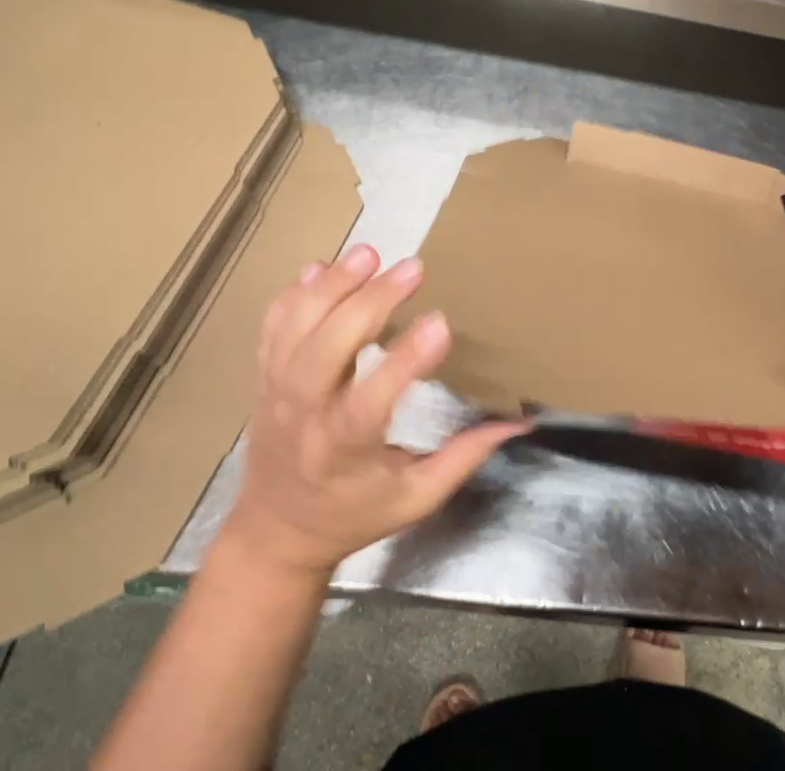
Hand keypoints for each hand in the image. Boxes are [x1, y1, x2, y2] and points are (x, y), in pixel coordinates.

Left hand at [220, 243, 529, 577]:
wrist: (276, 530)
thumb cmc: (354, 514)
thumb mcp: (416, 499)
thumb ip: (464, 457)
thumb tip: (519, 422)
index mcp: (344, 450)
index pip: (370, 401)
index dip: (405, 360)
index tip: (441, 323)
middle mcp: (303, 415)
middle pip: (324, 350)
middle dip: (368, 304)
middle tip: (412, 269)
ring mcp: (275, 391)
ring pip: (294, 328)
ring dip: (331, 287)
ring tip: (369, 254)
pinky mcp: (265, 377)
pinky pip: (273, 326)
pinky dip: (295, 293)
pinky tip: (324, 267)